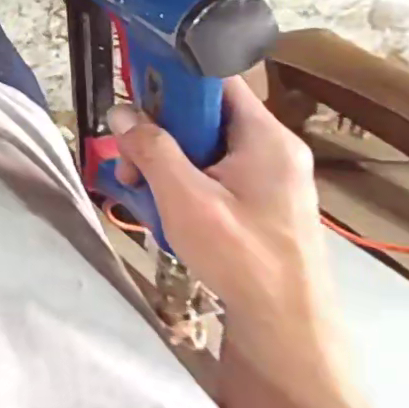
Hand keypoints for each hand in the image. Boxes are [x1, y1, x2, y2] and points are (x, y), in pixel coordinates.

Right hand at [107, 77, 327, 322]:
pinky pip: (210, 173)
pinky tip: (164, 211)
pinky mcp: (258, 201)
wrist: (288, 333)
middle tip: (128, 161)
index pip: (216, 78)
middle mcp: (271, 148)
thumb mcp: (186, 199)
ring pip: (201, 146)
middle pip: (201, 115)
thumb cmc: (243, 260)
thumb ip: (151, 149)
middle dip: (157, 134)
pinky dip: (181, 184)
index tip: (135, 89)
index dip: (173, 75)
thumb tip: (120, 111)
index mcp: (266, 137)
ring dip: (163, 163)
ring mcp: (267, 176)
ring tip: (140, 192)